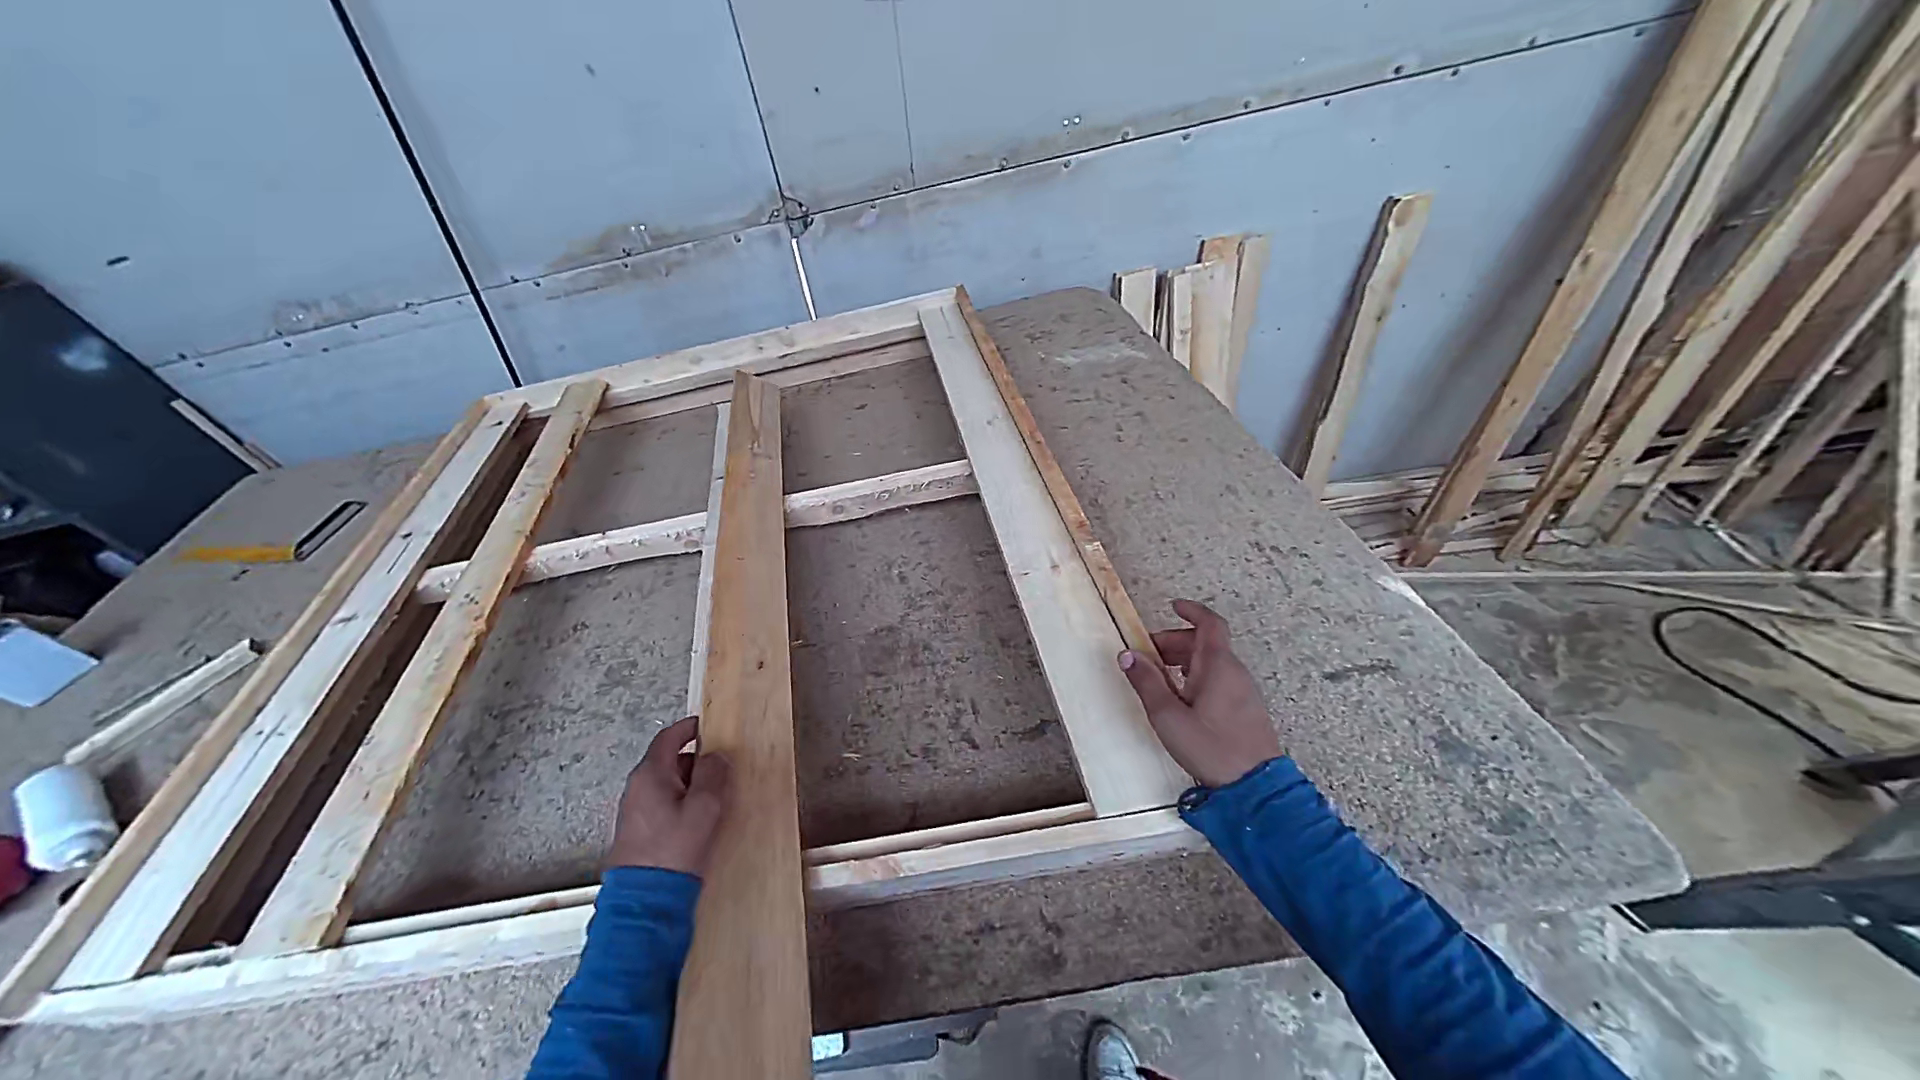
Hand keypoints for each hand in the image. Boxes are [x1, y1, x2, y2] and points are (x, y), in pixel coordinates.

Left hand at [605, 716, 733, 876]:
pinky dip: (683, 802)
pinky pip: (664, 804)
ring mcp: (635, 810)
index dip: (690, 727)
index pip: (669, 737)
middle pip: (670, 760)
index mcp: (650, 775)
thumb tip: (717, 756)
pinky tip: (699, 820)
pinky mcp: (639, 830)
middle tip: (722, 768)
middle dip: (697, 761)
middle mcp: (637, 788)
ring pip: (669, 783)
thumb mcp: (704, 807)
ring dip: (692, 784)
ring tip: (715, 799)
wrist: (645, 902)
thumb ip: (713, 774)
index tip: (708, 725)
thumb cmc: (672, 851)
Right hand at [1118, 599, 1282, 787]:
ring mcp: (1243, 691)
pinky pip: (1218, 679)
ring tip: (1158, 679)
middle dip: (1173, 642)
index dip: (1191, 611)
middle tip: (1147, 656)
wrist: (1256, 788)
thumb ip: (1146, 682)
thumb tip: (1128, 655)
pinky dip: (1196, 676)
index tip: (1173, 606)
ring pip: (1210, 662)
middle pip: (1204, 643)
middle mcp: (1234, 672)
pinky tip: (1180, 698)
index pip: (1209, 623)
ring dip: (1183, 661)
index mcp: (1217, 666)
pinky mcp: (1245, 709)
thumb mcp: (1168, 716)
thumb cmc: (1212, 749)